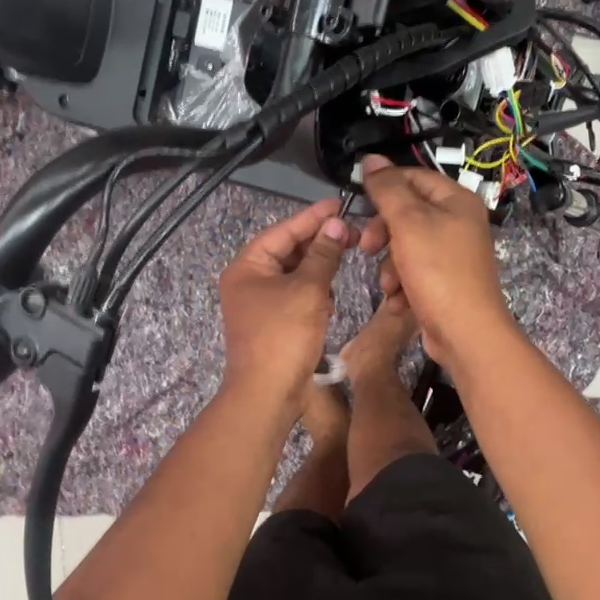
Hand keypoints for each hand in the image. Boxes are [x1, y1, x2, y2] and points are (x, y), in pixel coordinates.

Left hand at [218, 198, 353, 407]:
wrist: (267, 393)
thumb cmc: (284, 335)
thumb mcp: (308, 289)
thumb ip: (323, 254)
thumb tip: (336, 225)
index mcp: (247, 267)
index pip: (282, 231)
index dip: (312, 217)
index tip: (340, 205)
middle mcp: (248, 282)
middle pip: (287, 251)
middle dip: (318, 245)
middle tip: (353, 235)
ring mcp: (259, 305)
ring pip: (294, 275)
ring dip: (318, 271)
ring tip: (342, 267)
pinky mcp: (272, 325)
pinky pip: (296, 298)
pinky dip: (314, 294)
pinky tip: (330, 300)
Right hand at [358, 155, 517, 367]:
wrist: (465, 332)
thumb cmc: (438, 271)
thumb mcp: (408, 223)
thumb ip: (388, 189)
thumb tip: (371, 159)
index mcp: (457, 200)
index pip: (413, 177)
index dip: (384, 187)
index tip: (358, 205)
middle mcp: (458, 222)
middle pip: (407, 213)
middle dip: (383, 233)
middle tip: (367, 247)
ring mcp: (453, 254)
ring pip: (405, 246)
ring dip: (389, 265)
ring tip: (389, 284)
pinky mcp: (445, 282)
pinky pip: (414, 273)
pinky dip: (402, 285)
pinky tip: (399, 301)